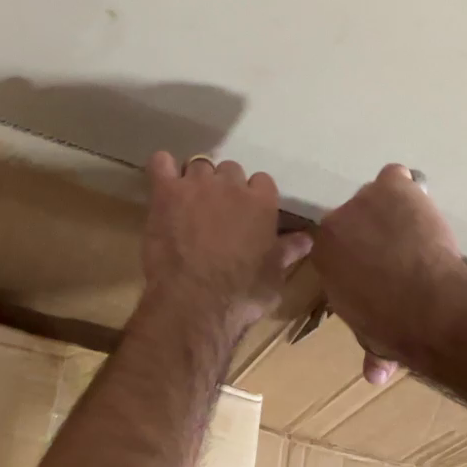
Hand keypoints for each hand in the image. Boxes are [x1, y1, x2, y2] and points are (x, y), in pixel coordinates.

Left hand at [142, 152, 312, 332]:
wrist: (194, 302)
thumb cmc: (240, 295)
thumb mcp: (273, 278)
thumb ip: (287, 252)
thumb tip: (306, 239)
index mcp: (262, 203)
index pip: (262, 182)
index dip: (253, 198)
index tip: (246, 215)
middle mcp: (231, 185)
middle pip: (230, 170)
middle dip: (225, 187)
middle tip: (216, 214)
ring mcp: (196, 185)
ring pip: (198, 165)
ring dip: (196, 180)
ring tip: (189, 204)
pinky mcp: (165, 193)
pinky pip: (161, 164)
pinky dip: (163, 168)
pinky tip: (163, 182)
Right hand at [313, 164, 466, 383]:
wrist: (424, 305)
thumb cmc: (389, 326)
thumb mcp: (372, 338)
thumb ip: (371, 348)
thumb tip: (375, 376)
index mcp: (320, 258)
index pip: (335, 242)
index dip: (358, 250)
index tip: (376, 261)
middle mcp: (332, 225)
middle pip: (353, 216)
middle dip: (373, 229)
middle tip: (400, 249)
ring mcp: (361, 202)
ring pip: (377, 194)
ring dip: (393, 209)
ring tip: (418, 232)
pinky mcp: (390, 187)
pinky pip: (398, 177)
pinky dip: (410, 189)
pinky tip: (424, 207)